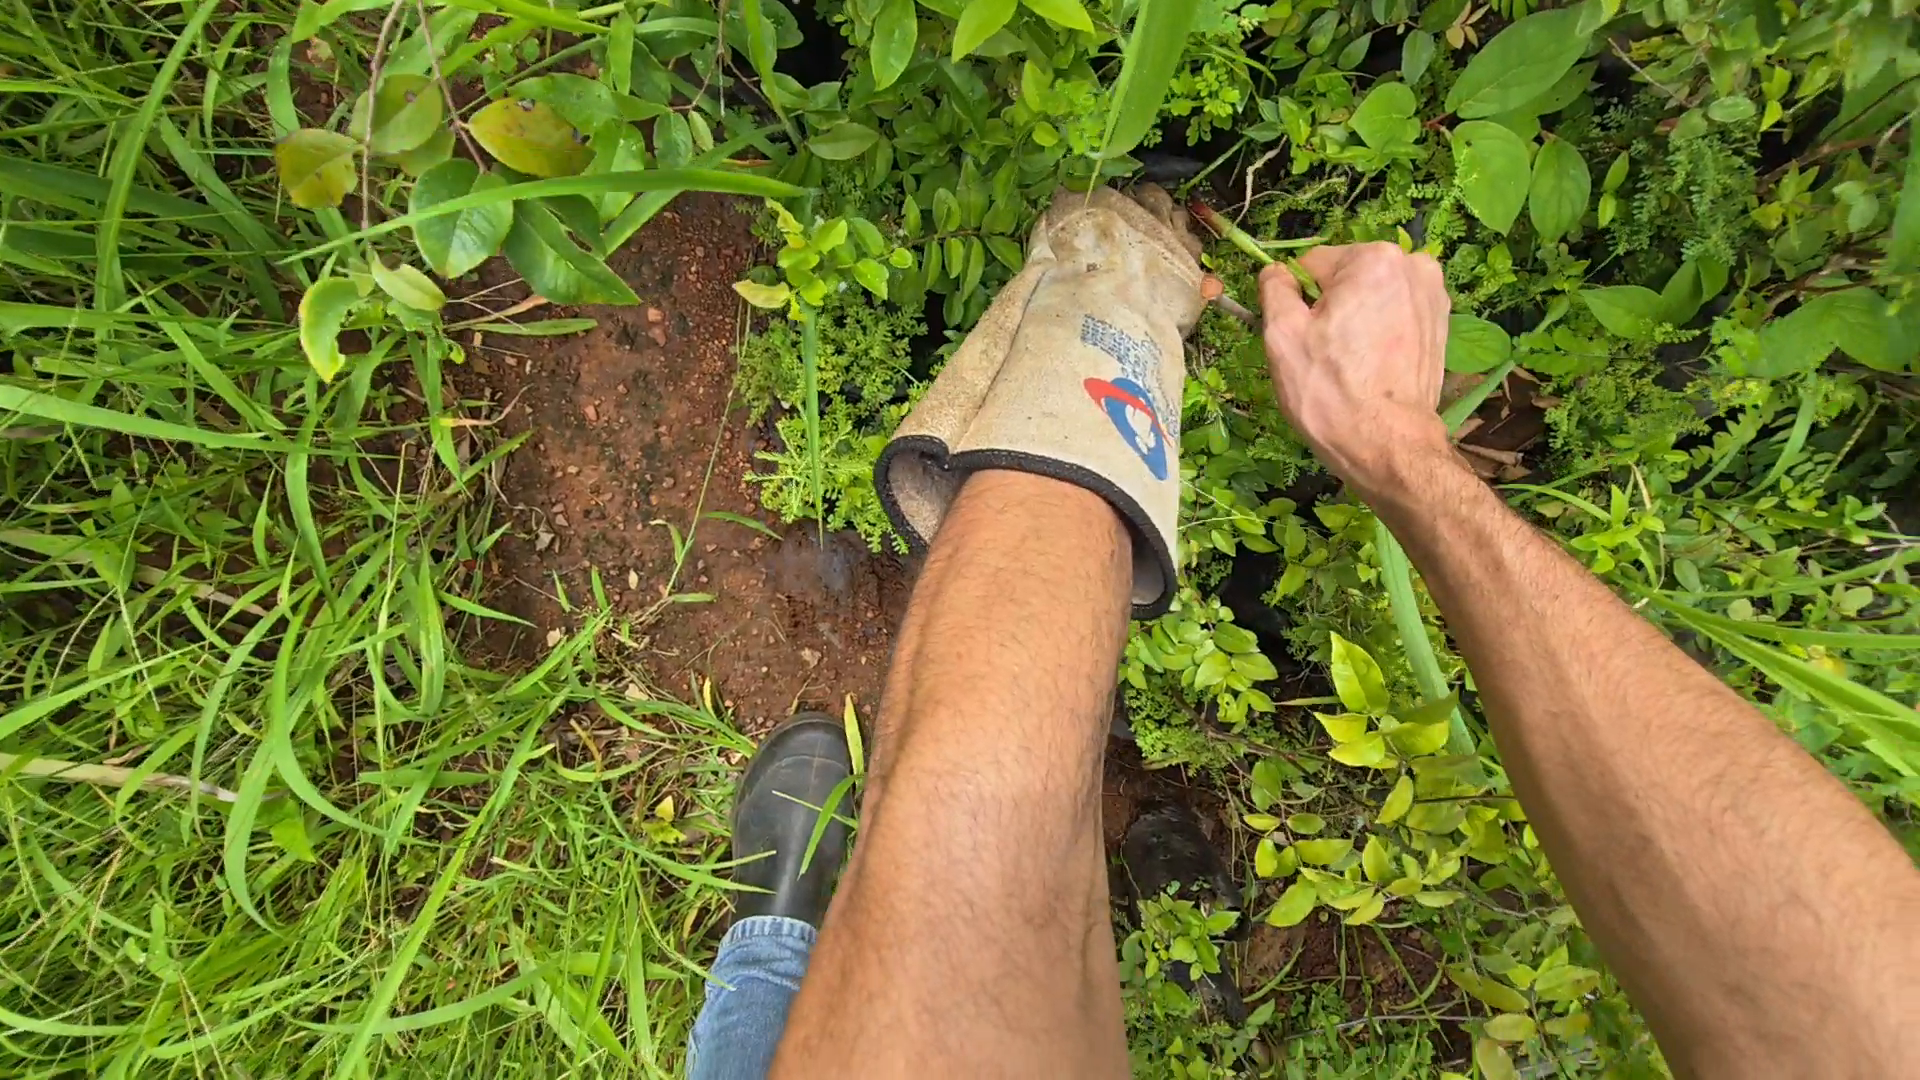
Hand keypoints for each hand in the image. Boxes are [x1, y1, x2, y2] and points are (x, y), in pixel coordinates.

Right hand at [1259, 244, 1451, 495]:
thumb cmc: (1327, 389)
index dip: (1296, 303)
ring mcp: (1433, 294)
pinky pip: (1392, 316)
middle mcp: (1412, 264)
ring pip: (1368, 298)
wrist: (1384, 442)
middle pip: (1343, 279)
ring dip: (1352, 321)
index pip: (1310, 266)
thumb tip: (1275, 272)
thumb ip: (1274, 290)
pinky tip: (1370, 367)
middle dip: (1328, 309)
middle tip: (1322, 355)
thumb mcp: (1281, 336)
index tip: (1301, 338)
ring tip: (1348, 364)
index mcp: (1372, 259)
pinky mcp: (1441, 324)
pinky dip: (1377, 334)